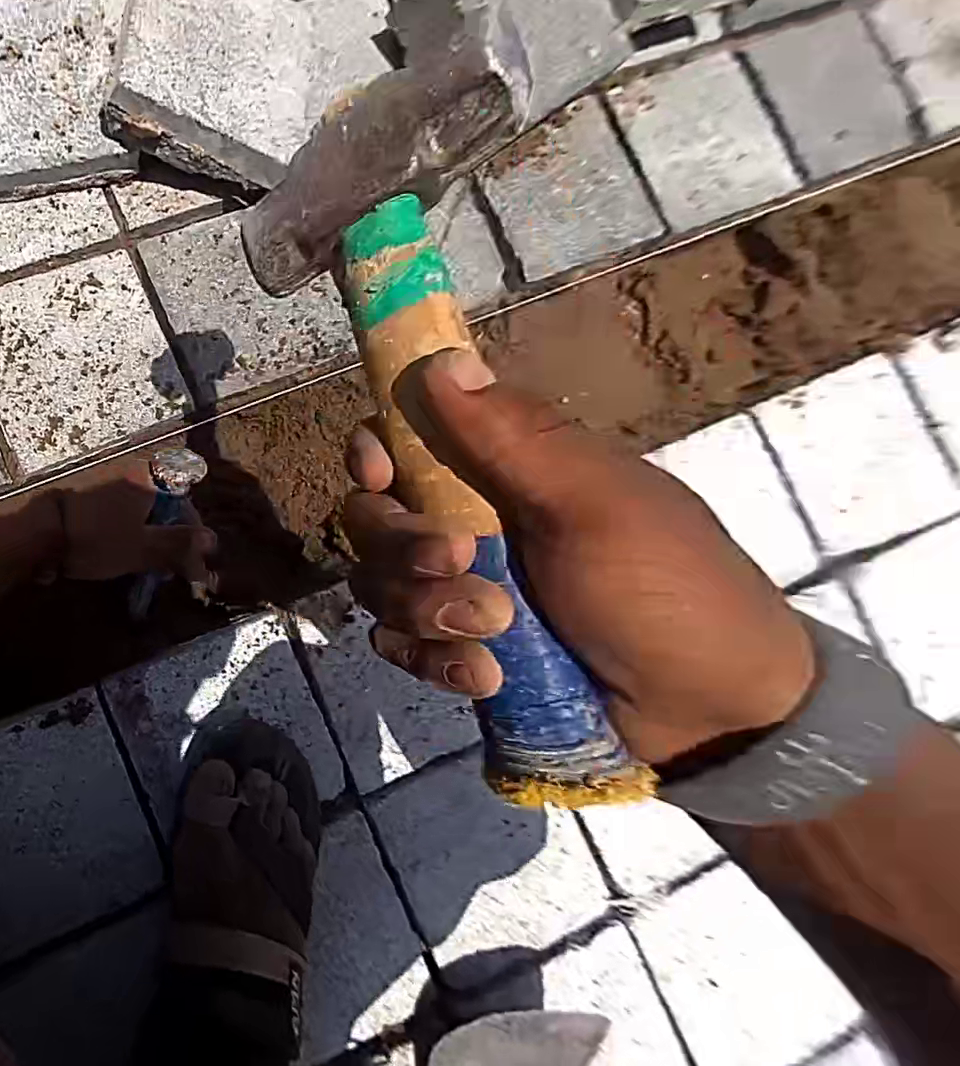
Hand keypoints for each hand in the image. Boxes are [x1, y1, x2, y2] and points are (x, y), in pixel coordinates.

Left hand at [50, 455, 217, 584]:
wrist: (37, 532)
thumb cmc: (95, 539)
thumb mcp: (142, 547)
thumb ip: (178, 544)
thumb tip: (212, 541)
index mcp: (146, 480)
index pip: (185, 499)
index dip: (192, 531)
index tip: (190, 559)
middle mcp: (127, 474)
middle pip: (162, 505)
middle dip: (169, 536)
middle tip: (167, 566)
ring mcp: (103, 483)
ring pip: (138, 511)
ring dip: (146, 537)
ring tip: (143, 565)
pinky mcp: (84, 497)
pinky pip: (115, 514)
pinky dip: (123, 533)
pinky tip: (117, 554)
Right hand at [345, 349, 814, 765]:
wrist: (708, 717)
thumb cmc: (666, 591)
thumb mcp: (600, 506)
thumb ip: (517, 437)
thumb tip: (445, 360)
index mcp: (492, 478)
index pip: (398, 444)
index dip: (371, 454)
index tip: (382, 477)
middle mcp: (454, 526)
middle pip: (368, 519)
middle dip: (402, 550)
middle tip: (458, 567)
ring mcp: (442, 589)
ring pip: (373, 585)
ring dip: (425, 613)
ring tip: (495, 636)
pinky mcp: (440, 645)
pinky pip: (391, 643)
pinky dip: (431, 660)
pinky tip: (484, 677)